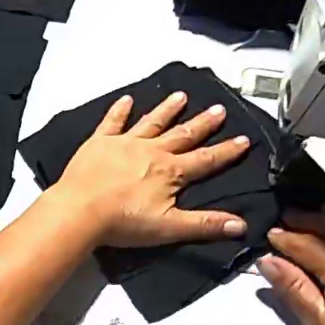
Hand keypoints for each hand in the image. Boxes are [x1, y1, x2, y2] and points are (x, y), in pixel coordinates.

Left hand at [44, 91, 252, 247]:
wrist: (80, 211)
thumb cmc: (124, 222)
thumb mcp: (170, 228)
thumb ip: (205, 224)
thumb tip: (240, 225)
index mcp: (170, 171)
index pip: (205, 160)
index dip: (226, 151)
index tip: (244, 139)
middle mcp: (151, 151)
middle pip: (183, 135)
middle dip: (203, 123)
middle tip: (219, 109)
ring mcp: (125, 144)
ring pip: (152, 122)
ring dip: (168, 110)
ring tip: (181, 96)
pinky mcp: (99, 143)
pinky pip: (113, 122)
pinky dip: (120, 110)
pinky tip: (127, 99)